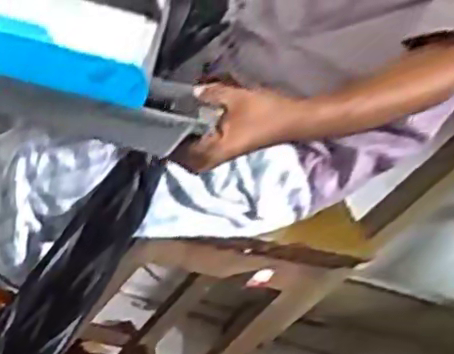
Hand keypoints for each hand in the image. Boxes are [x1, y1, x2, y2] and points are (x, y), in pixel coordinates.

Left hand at [173, 83, 305, 171]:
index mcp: (202, 156)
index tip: (159, 116)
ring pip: (184, 147)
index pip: (172, 147)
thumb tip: (192, 89)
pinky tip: (191, 121)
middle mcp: (199, 164)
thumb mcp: (239, 99)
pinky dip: (192, 134)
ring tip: (177, 114)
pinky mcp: (213, 155)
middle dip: (173, 130)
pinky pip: (193, 146)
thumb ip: (213, 94)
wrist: (295, 120)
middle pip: (175, 148)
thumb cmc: (266, 113)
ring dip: (183, 131)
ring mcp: (206, 162)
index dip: (166, 130)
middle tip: (167, 112)